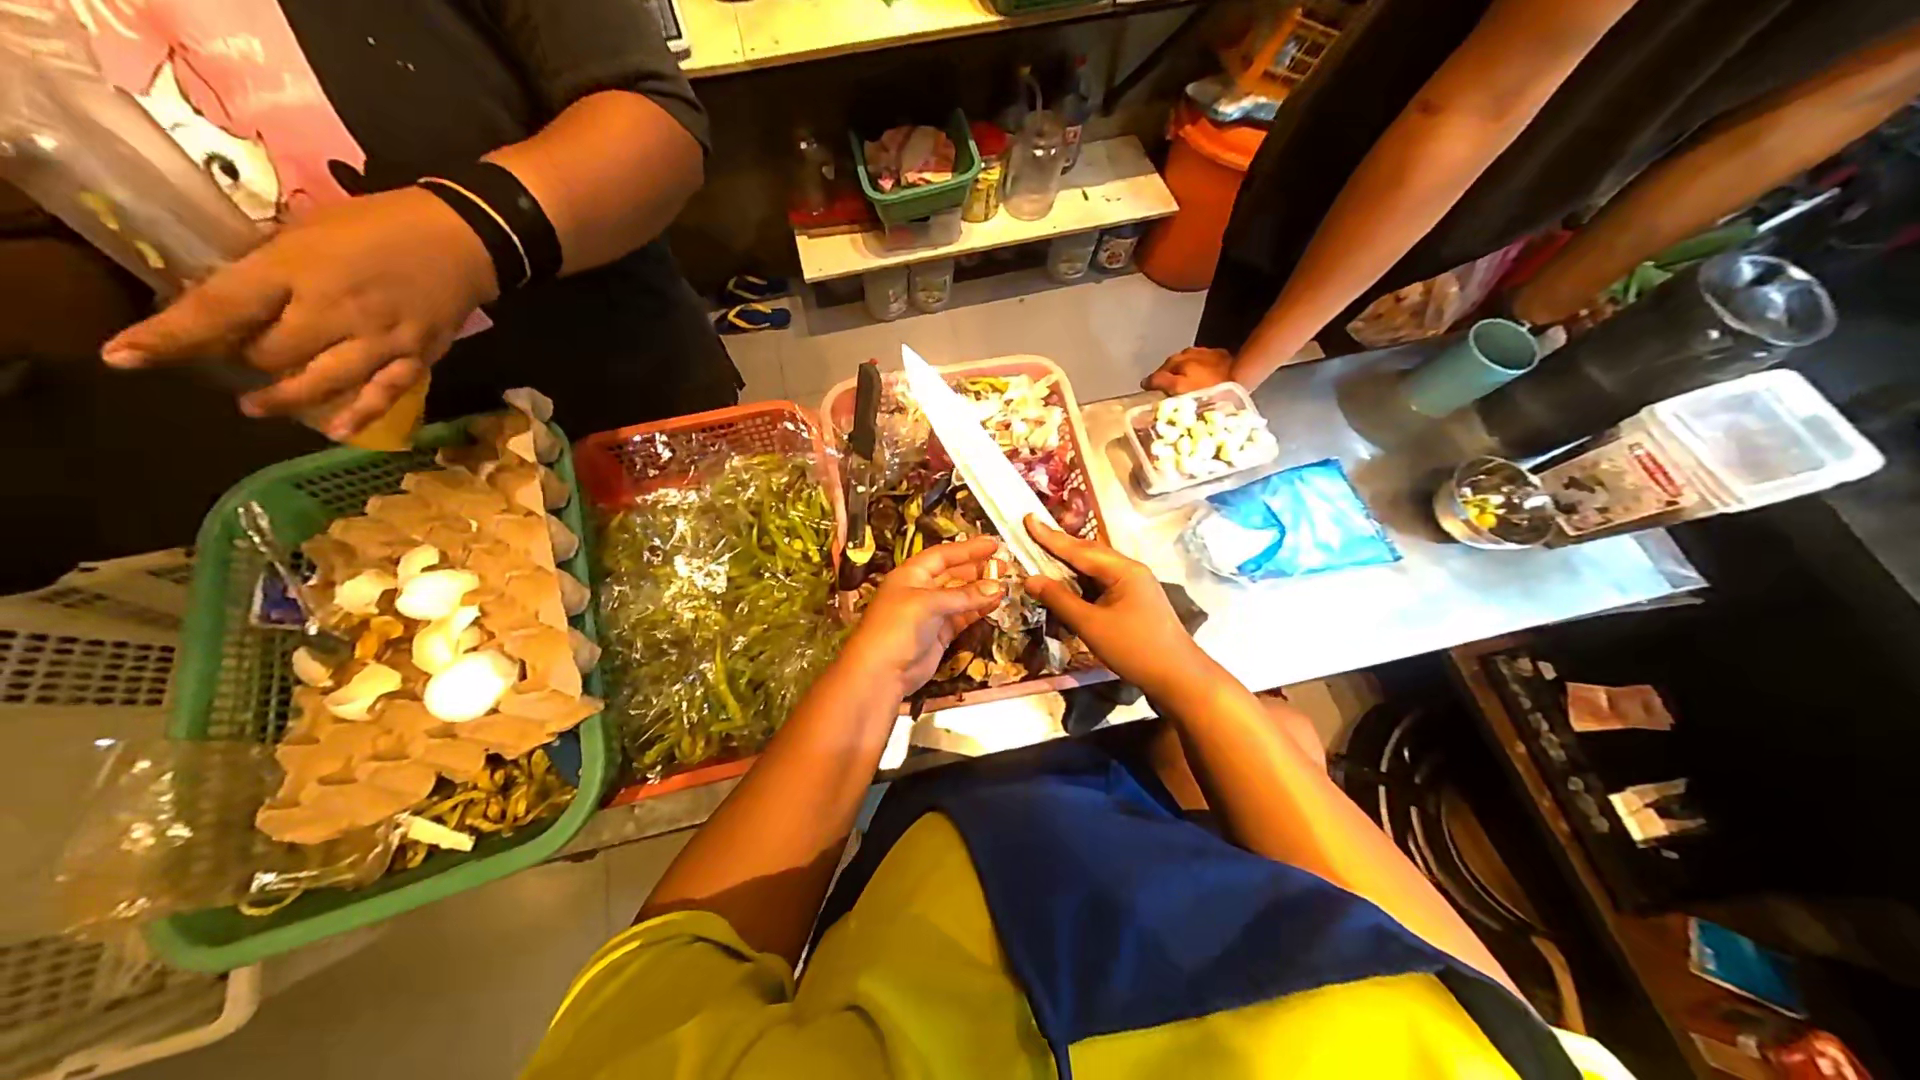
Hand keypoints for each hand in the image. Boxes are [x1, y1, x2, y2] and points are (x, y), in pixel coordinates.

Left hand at [101, 187, 497, 438]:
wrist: (461, 239)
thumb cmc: (380, 224)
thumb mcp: (311, 230)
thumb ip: (275, 266)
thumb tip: (240, 300)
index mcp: (297, 268)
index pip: (220, 308)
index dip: (171, 336)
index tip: (126, 358)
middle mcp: (334, 310)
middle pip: (271, 354)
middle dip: (245, 360)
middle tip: (235, 359)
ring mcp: (380, 338)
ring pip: (322, 381)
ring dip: (284, 398)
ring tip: (258, 406)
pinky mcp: (417, 356)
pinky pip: (384, 393)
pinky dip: (359, 414)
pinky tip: (337, 431)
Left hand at [838, 536, 1004, 698]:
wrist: (881, 672)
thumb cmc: (897, 627)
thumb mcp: (928, 604)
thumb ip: (964, 595)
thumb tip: (997, 587)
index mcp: (911, 574)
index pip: (943, 555)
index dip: (968, 549)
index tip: (993, 544)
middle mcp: (921, 590)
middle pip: (953, 573)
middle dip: (978, 569)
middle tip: (1005, 566)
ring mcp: (931, 613)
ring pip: (961, 596)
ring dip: (981, 590)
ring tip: (1005, 584)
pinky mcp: (940, 633)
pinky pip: (963, 616)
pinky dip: (979, 609)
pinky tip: (995, 603)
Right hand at [1022, 515, 1205, 693]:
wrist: (1178, 677)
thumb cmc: (1135, 649)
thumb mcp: (1091, 625)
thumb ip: (1059, 599)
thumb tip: (1030, 579)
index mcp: (1123, 570)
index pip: (1078, 549)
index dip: (1049, 536)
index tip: (1027, 518)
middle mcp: (1130, 570)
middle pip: (1089, 553)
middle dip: (1059, 544)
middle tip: (1031, 532)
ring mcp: (1134, 585)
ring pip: (1095, 569)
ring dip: (1069, 564)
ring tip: (1043, 554)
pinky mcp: (1134, 601)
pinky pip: (1102, 583)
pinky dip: (1081, 582)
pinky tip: (1067, 584)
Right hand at [1143, 346, 1233, 394]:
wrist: (1242, 375)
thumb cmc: (1208, 388)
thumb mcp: (1180, 388)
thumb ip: (1161, 382)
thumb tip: (1145, 382)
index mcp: (1174, 362)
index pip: (1155, 376)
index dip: (1153, 388)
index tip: (1156, 399)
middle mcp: (1186, 353)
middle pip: (1170, 368)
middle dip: (1169, 379)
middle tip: (1172, 394)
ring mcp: (1203, 352)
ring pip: (1186, 364)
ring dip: (1184, 374)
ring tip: (1188, 387)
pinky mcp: (1218, 355)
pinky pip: (1202, 363)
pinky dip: (1199, 371)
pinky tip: (1204, 380)